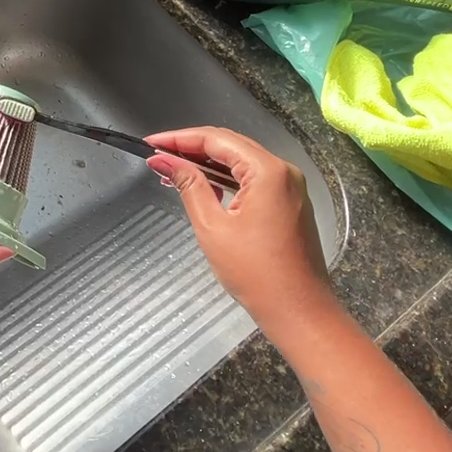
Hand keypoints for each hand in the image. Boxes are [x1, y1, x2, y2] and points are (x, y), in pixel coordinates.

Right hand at [147, 127, 333, 338]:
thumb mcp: (212, 226)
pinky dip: (224, 177)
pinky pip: (251, 177)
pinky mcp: (289, 201)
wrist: (301, 314)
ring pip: (240, 160)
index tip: (150, 143)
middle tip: (157, 154)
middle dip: (190, 147)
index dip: (178, 138)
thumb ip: (189, 185)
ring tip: (171, 169)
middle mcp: (283, 171)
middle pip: (229, 144)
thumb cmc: (256, 274)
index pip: (215, 139)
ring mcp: (289, 186)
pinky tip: (200, 184)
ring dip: (205, 162)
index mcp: (267, 171)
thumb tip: (164, 160)